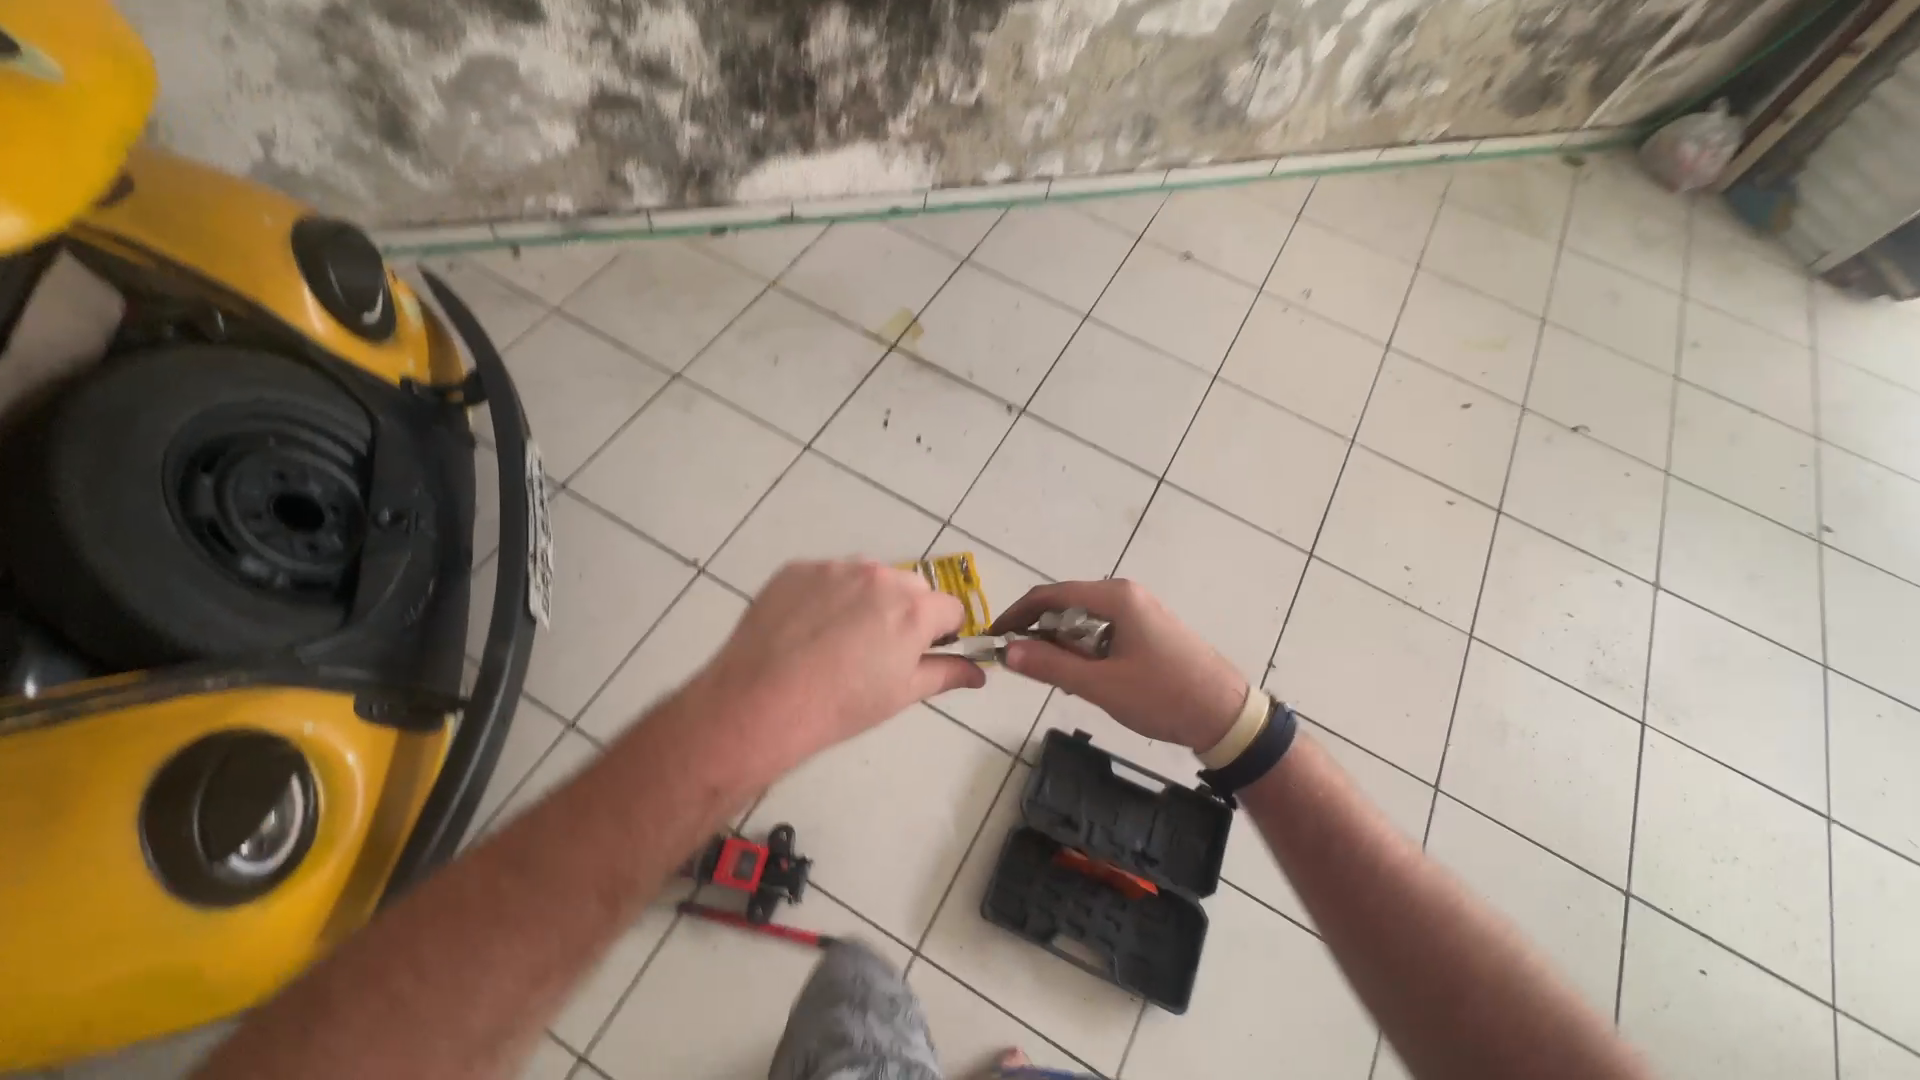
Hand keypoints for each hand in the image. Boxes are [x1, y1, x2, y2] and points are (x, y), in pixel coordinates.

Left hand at [689, 560, 985, 763]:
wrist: (760, 702)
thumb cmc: (840, 706)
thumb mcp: (901, 695)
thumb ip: (945, 674)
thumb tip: (978, 673)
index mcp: (914, 608)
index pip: (950, 607)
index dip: (941, 632)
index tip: (920, 653)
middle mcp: (880, 576)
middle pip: (910, 588)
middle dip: (904, 612)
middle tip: (876, 651)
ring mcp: (835, 568)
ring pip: (866, 578)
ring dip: (864, 599)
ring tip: (835, 640)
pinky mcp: (797, 569)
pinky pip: (826, 577)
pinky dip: (825, 596)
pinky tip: (806, 630)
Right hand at [992, 580, 1246, 751]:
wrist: (1228, 716)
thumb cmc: (1163, 697)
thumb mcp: (1101, 685)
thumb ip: (1051, 666)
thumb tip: (1007, 651)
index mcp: (1115, 598)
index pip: (1050, 595)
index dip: (1017, 615)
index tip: (993, 639)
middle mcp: (1127, 595)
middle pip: (1066, 605)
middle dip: (1039, 632)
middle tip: (1022, 666)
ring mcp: (1141, 611)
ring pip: (1085, 621)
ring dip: (1063, 645)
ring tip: (1055, 678)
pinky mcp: (1150, 630)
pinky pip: (1104, 632)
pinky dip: (1085, 650)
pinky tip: (1085, 678)